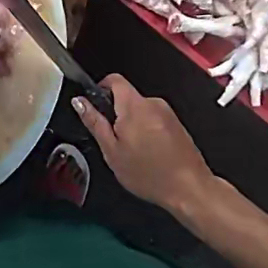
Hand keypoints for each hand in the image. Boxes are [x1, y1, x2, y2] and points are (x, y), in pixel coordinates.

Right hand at [72, 75, 225, 216]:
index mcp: (134, 106)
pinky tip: (148, 155)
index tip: (94, 105)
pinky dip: (147, 133)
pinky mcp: (176, 123)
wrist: (188, 187)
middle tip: (113, 141)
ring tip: (133, 153)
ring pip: (140, 111)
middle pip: (127, 97)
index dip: (100, 88)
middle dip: (117, 115)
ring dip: (132, 126)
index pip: (114, 79)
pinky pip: (154, 120)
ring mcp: (167, 113)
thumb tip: (79, 103)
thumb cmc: (151, 174)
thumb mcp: (112, 151)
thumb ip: (94, 122)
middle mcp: (153, 103)